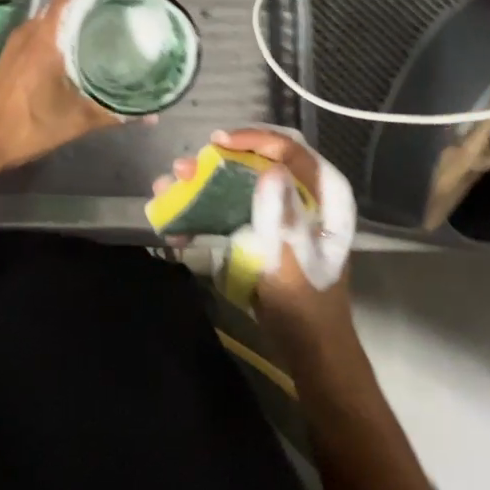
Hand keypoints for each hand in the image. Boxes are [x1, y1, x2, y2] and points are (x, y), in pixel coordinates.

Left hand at [0, 0, 123, 172]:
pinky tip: (74, 51)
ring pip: (49, 19)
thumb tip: (151, 115)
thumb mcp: (77, 121)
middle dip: (88, 7)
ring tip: (101, 31)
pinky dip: (57, 34)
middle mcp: (29, 32)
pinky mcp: (10, 54)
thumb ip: (114, 113)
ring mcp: (16, 42)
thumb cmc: (29, 126)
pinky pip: (39, 32)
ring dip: (72, 21)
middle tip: (117, 16)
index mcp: (45, 39)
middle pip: (61, 5)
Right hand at [154, 127, 356, 344]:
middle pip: (256, 163)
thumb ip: (283, 216)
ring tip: (167, 189)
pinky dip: (200, 212)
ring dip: (200, 185)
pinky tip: (174, 223)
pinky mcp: (258, 233)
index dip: (255, 139)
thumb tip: (269, 169)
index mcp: (322, 200)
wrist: (307, 349)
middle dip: (215, 163)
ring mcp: (276, 216)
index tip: (218, 142)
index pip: (290, 150)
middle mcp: (299, 199)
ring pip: (236, 186)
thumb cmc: (306, 305)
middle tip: (182, 169)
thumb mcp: (294, 261)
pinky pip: (226, 211)